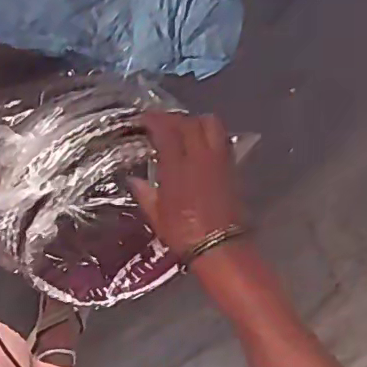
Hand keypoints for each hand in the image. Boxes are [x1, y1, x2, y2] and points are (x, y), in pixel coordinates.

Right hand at [128, 111, 249, 257]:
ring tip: (183, 129)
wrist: (221, 248)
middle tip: (161, 123)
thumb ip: (145, 194)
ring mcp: (219, 160)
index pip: (167, 131)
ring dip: (195, 121)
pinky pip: (221, 138)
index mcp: (178, 167)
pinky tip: (200, 144)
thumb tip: (135, 180)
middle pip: (189, 122)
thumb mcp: (157, 216)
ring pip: (211, 124)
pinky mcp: (232, 167)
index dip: (155, 120)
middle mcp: (200, 157)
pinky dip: (209, 134)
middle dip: (173, 118)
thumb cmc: (184, 234)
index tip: (144, 119)